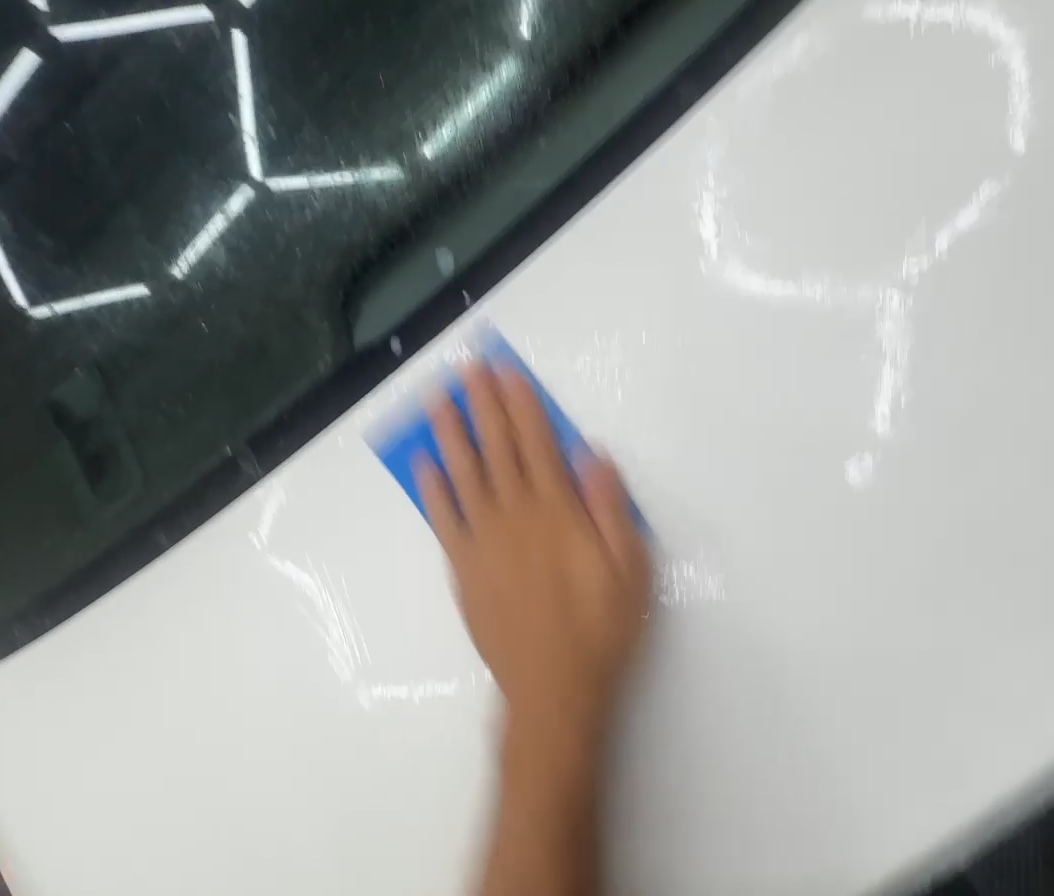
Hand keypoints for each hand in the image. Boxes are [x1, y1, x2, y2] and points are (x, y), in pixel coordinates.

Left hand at [414, 361, 651, 749]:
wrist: (552, 688)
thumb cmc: (601, 627)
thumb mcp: (630, 567)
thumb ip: (610, 507)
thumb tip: (591, 452)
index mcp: (557, 509)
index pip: (536, 441)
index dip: (521, 403)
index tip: (507, 370)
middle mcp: (515, 513)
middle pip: (497, 446)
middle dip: (483, 401)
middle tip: (467, 365)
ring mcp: (483, 538)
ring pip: (463, 471)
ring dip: (450, 430)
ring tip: (436, 397)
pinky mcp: (462, 566)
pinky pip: (443, 517)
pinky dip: (432, 487)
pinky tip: (423, 461)